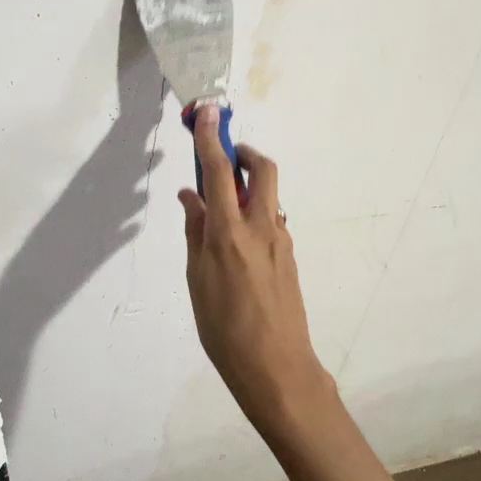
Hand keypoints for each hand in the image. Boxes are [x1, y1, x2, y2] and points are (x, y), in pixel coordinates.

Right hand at [177, 105, 334, 431]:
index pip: (221, 172)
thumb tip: (191, 196)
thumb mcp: (196, 281)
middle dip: (244, 151)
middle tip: (224, 154)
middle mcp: (261, 228)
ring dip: (248, 185)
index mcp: (229, 233)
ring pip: (268, 196)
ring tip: (220, 208)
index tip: (205, 112)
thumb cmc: (224, 330)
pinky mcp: (289, 257)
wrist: (277, 368)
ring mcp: (281, 241)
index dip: (211, 139)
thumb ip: (194, 232)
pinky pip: (271, 221)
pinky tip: (234, 240)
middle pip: (263, 169)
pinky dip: (253, 212)